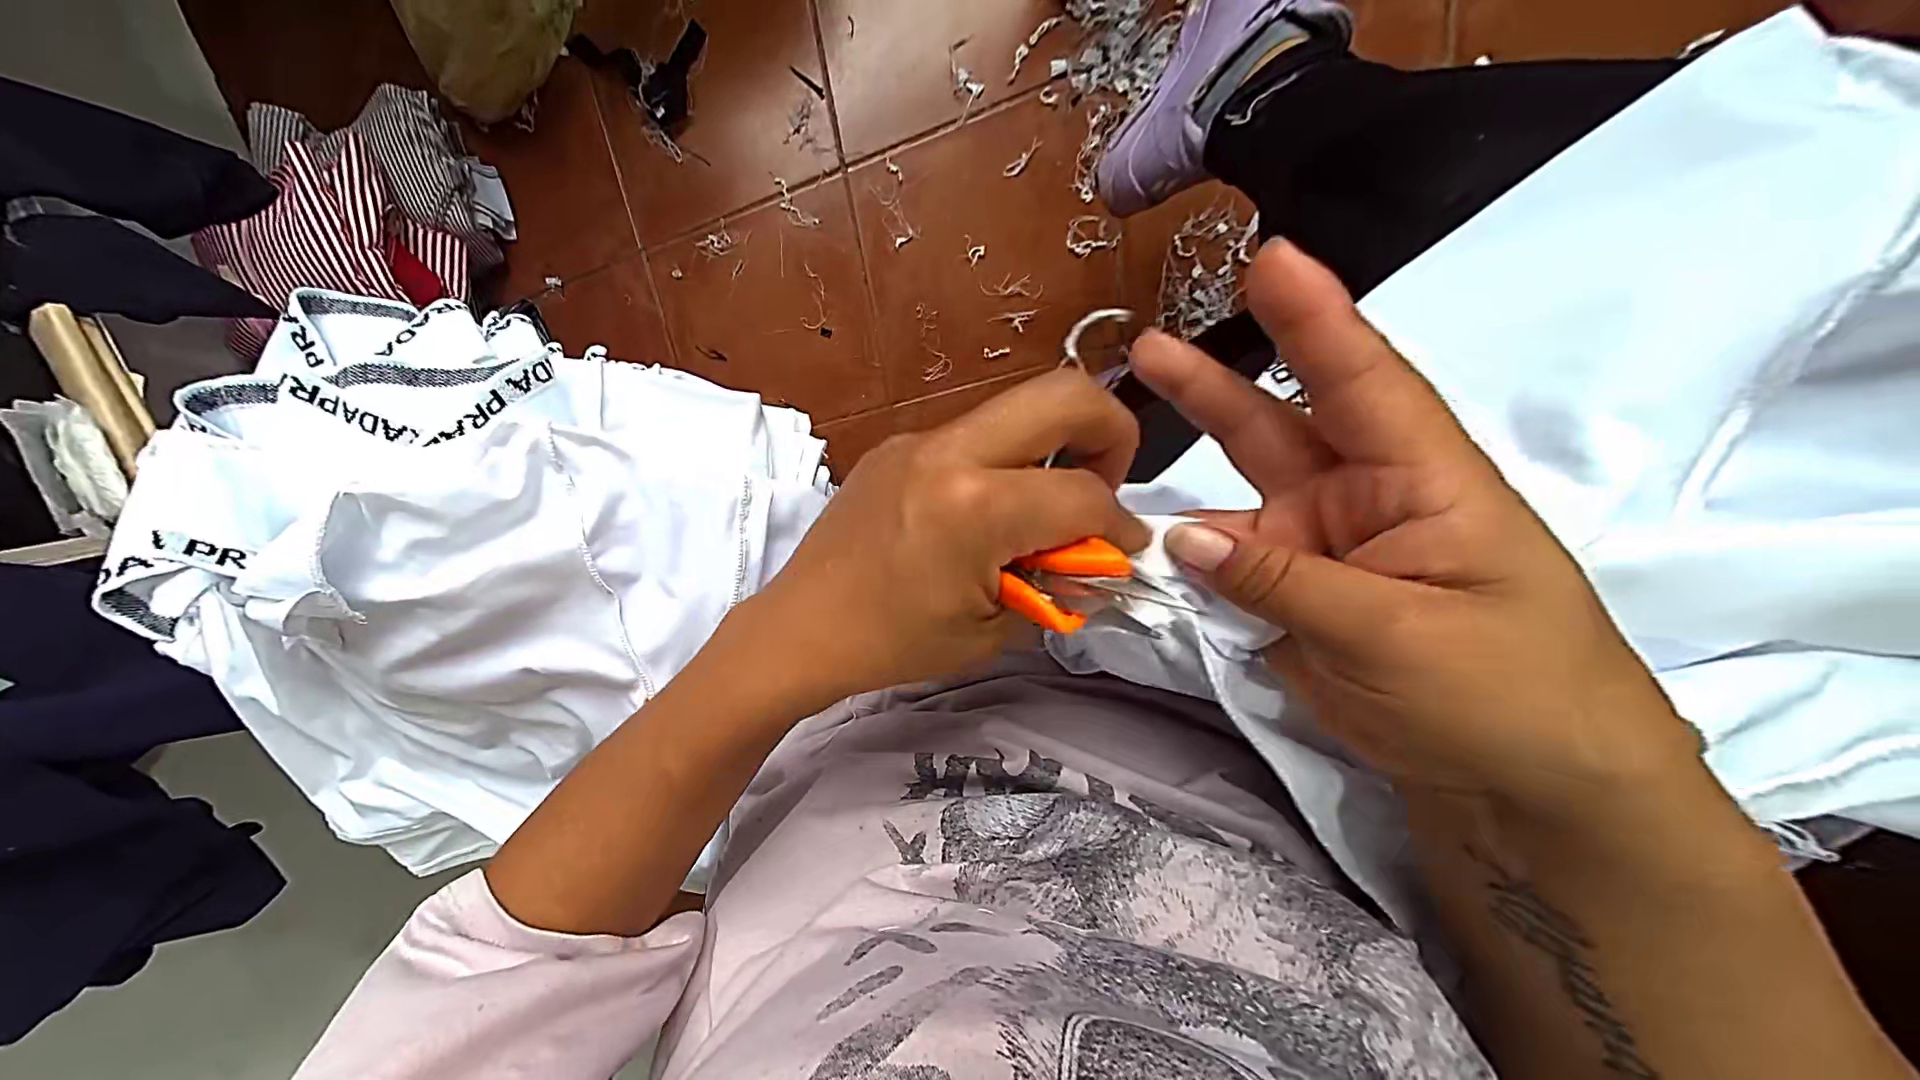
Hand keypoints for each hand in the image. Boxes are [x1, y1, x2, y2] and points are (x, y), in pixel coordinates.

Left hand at [745, 368, 1147, 703]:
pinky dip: (1007, 461)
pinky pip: (976, 433)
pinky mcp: (899, 444)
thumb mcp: (990, 631)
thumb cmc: (892, 642)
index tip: (1125, 546)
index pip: (1082, 495)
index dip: (1120, 525)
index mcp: (974, 508)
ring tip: (1046, 506)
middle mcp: (948, 453)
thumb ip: (1057, 587)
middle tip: (1105, 484)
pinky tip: (989, 511)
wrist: (801, 628)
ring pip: (1019, 407)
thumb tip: (1099, 561)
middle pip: (1064, 394)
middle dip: (1110, 431)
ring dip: (1054, 446)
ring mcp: (919, 439)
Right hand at [1132, 239, 1708, 827]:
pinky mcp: (1290, 598)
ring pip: (1236, 502)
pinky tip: (1141, 549)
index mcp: (1421, 479)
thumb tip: (1180, 539)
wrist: (1519, 786)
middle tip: (1149, 345)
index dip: (1315, 319)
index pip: (1361, 381)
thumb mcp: (1396, 633)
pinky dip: (1187, 559)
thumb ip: (1280, 581)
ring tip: (1115, 450)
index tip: (1272, 259)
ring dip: (1185, 484)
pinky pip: (1226, 566)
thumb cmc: (1505, 693)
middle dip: (1214, 384)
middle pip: (1276, 427)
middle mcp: (1361, 499)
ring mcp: (1318, 550)